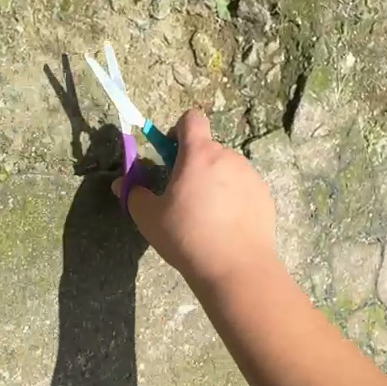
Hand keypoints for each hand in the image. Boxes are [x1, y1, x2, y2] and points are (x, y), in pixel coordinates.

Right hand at [122, 109, 280, 292]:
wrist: (234, 266)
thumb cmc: (186, 236)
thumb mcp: (149, 218)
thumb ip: (134, 195)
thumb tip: (122, 184)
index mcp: (199, 155)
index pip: (191, 119)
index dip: (179, 130)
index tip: (171, 154)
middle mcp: (228, 157)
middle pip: (208, 149)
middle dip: (195, 165)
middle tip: (183, 198)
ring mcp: (250, 176)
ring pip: (227, 170)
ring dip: (215, 183)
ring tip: (206, 218)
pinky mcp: (264, 196)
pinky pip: (244, 189)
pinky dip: (233, 200)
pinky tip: (226, 228)